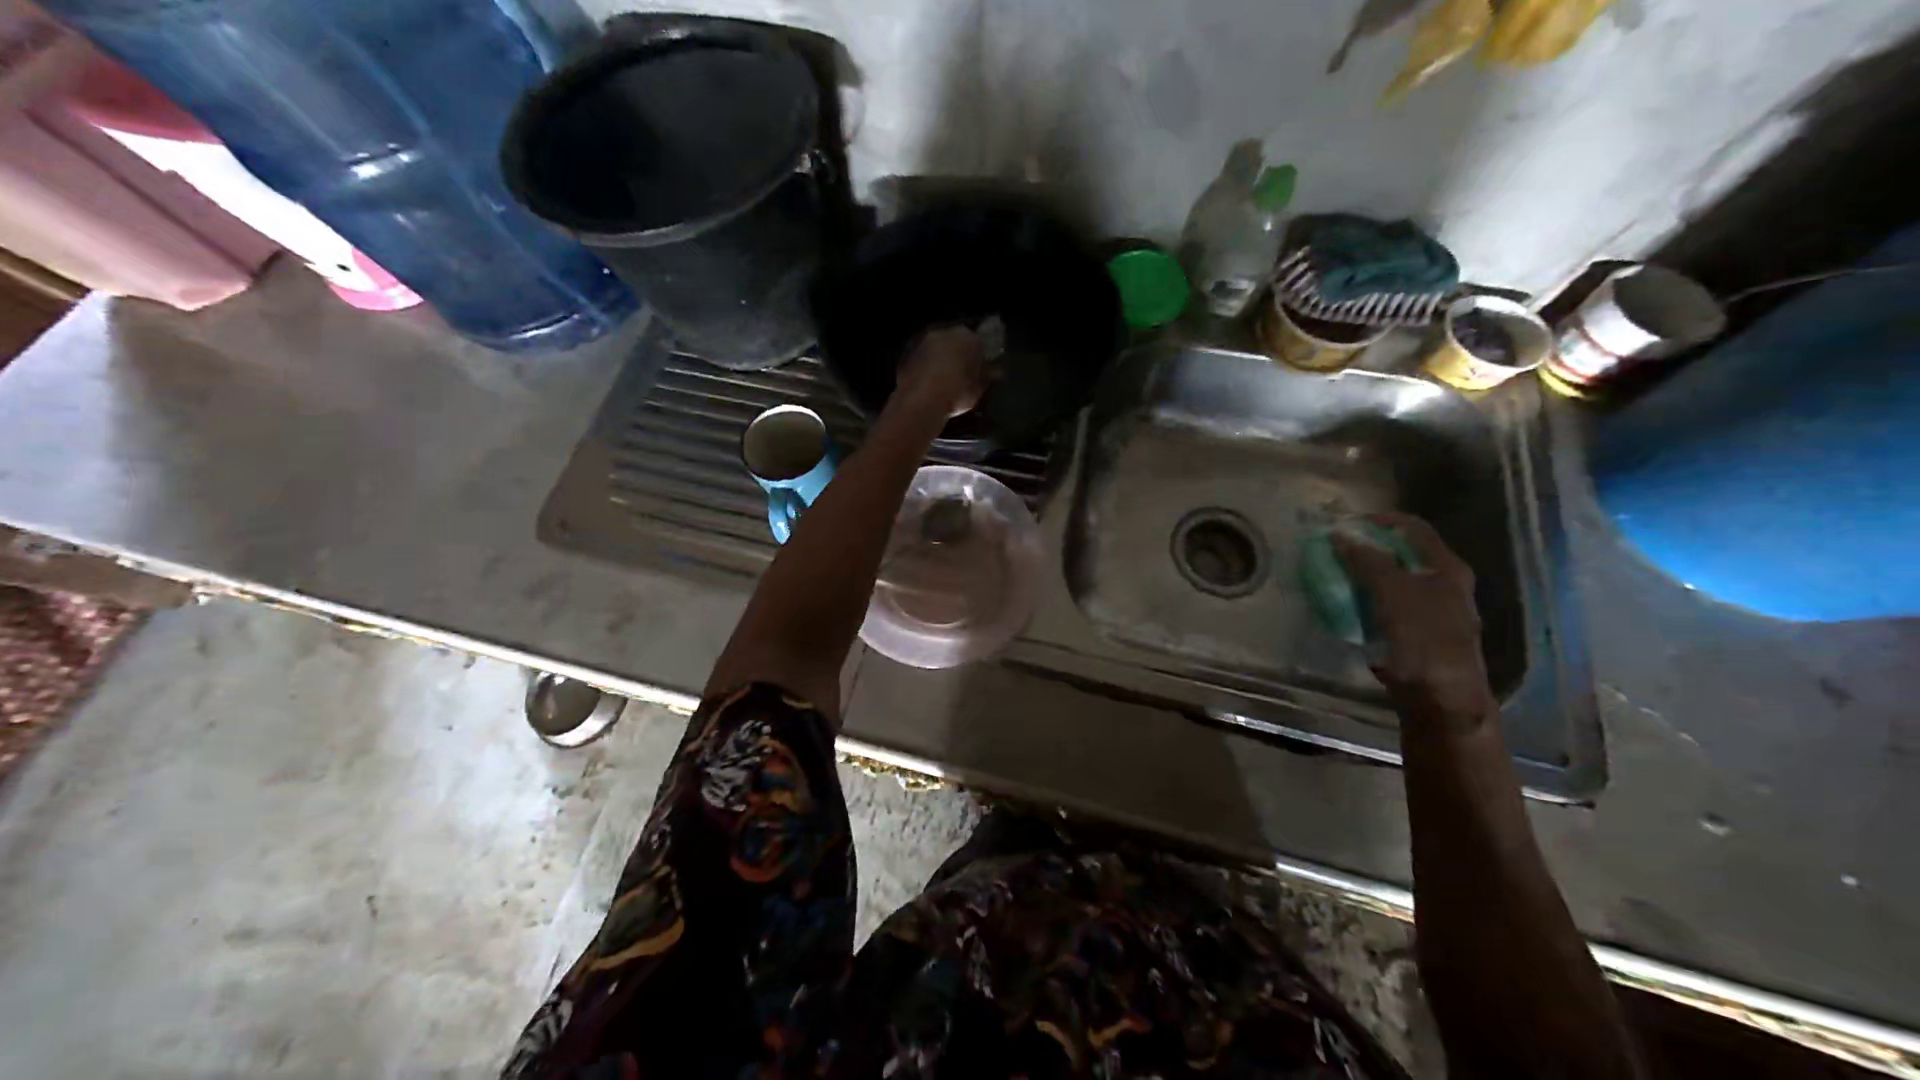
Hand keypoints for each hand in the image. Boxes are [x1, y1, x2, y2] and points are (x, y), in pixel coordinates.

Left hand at [896, 325, 987, 417]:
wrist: (921, 402)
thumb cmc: (957, 393)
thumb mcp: (979, 388)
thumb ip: (988, 376)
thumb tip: (996, 371)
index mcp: (966, 336)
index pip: (979, 340)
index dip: (980, 355)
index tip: (982, 367)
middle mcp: (943, 332)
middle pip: (955, 341)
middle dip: (959, 354)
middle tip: (962, 373)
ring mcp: (921, 342)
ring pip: (936, 349)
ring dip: (940, 359)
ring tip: (944, 380)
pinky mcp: (905, 356)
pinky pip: (920, 360)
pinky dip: (924, 368)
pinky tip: (927, 384)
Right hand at [1334, 512, 1497, 729]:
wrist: (1441, 699)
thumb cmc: (1422, 639)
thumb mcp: (1392, 593)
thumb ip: (1367, 561)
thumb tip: (1341, 535)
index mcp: (1446, 568)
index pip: (1412, 528)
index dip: (1378, 520)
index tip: (1344, 525)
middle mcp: (1445, 584)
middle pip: (1402, 553)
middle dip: (1367, 549)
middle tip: (1335, 552)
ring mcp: (1434, 610)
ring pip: (1394, 581)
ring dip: (1365, 576)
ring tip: (1334, 577)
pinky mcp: (1419, 633)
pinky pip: (1389, 606)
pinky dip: (1368, 600)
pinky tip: (1348, 608)